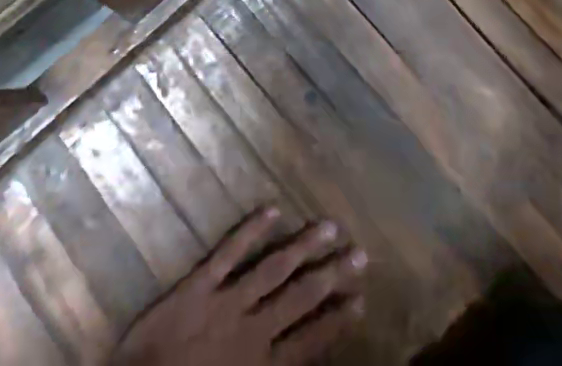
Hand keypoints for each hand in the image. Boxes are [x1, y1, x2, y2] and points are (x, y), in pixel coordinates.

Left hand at [111, 209, 366, 365]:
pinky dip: (251, 230)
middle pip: (301, 297)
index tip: (361, 298)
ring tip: (328, 226)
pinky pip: (229, 252)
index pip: (312, 339)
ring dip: (303, 247)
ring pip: (274, 270)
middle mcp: (254, 330)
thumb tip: (300, 354)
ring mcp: (227, 302)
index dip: (338, 319)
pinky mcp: (199, 283)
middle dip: (332, 274)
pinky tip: (272, 210)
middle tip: (360, 253)